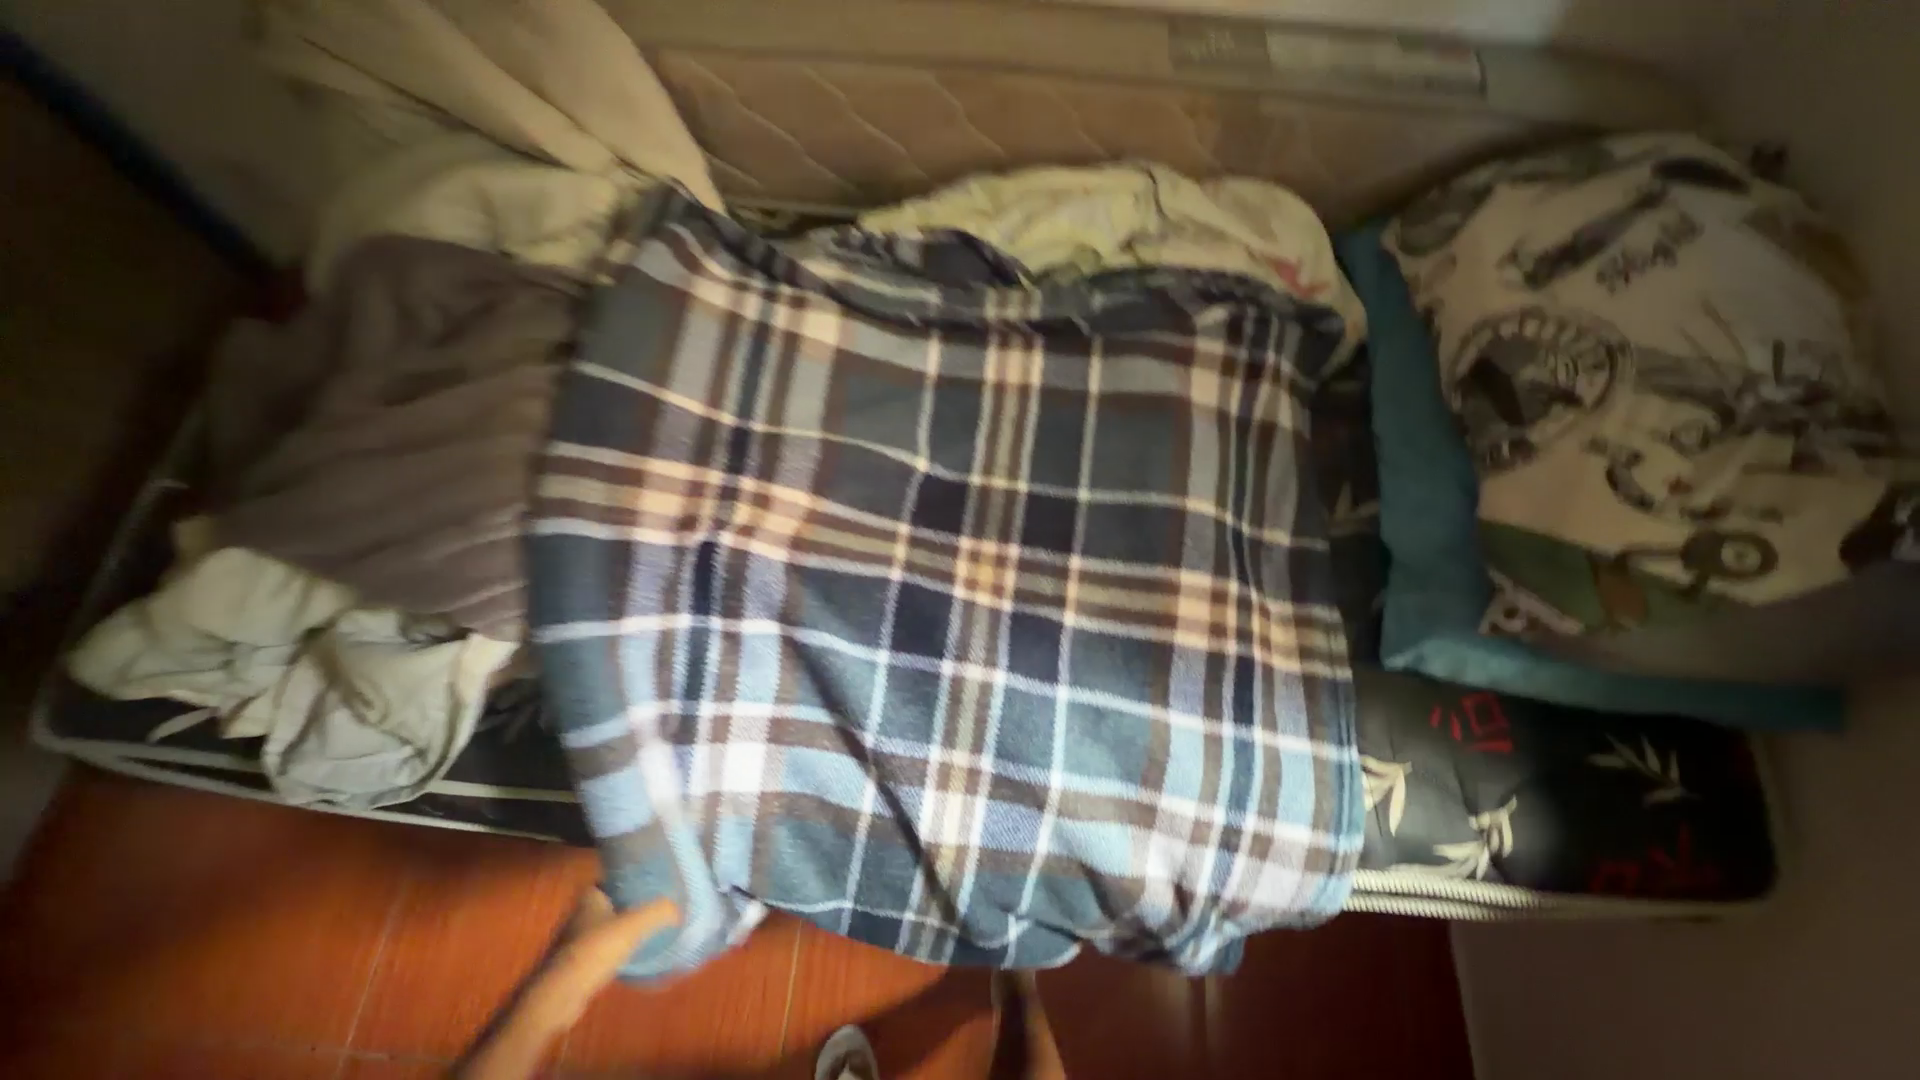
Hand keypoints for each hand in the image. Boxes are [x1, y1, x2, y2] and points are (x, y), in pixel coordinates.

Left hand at [458, 889, 678, 1079]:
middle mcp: (580, 914)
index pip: (609, 878)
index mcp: (590, 898)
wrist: (559, 997)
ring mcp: (575, 940)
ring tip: (650, 927)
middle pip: (610, 902)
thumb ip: (658, 912)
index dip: (628, 877)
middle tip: (656, 902)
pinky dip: (616, 948)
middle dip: (629, 902)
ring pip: (606, 925)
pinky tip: (634, 953)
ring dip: (623, 926)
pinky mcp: (576, 964)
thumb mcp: (633, 926)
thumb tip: (679, 909)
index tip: (650, 880)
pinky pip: (602, 948)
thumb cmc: (594, 952)